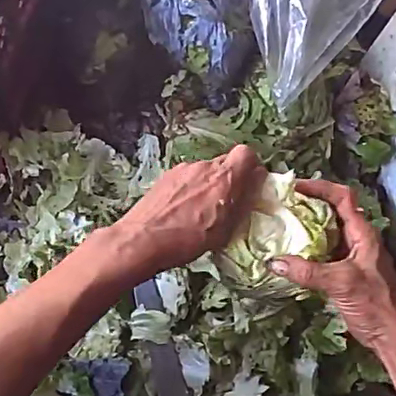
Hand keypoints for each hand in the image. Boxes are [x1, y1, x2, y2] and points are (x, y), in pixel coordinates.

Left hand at [107, 145, 265, 275]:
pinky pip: (187, 178)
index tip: (249, 184)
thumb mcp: (225, 230)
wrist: (142, 240)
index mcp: (224, 178)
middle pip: (224, 164)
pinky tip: (181, 210)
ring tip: (199, 211)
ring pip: (204, 172)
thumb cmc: (187, 241)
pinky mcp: (166, 176)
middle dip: (228, 180)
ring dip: (207, 186)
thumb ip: (242, 203)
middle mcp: (204, 167)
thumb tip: (254, 186)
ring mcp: (183, 169)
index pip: (246, 154)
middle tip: (225, 203)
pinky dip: (189, 189)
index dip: (250, 167)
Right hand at [267, 179, 395, 357]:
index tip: (295, 187)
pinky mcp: (342, 274)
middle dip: (307, 204)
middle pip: (331, 212)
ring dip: (304, 228)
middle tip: (281, 204)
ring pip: (324, 233)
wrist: (393, 335)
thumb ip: (308, 272)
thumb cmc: (376, 303)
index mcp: (363, 234)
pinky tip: (287, 254)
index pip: (342, 197)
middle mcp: (356, 240)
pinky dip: (304, 250)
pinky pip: (320, 254)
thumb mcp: (341, 283)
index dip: (320, 187)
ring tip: (279, 224)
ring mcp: (349, 257)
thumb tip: (273, 262)